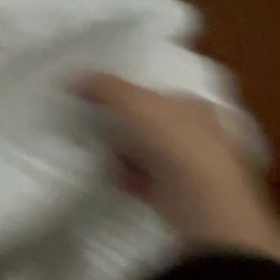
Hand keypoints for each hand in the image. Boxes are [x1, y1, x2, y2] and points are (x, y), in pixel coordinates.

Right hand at [79, 72, 279, 259]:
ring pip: (144, 149)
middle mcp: (202, 133)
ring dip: (119, 150)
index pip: (158, 93)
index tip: (99, 98)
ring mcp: (195, 165)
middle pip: (148, 122)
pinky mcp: (183, 190)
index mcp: (196, 106)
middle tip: (93, 123)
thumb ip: (100, 84)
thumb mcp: (126, 98)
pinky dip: (124, 174)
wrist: (200, 200)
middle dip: (120, 124)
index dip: (128, 94)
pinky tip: (111, 173)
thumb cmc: (170, 139)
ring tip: (98, 150)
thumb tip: (77, 78)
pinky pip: (143, 176)